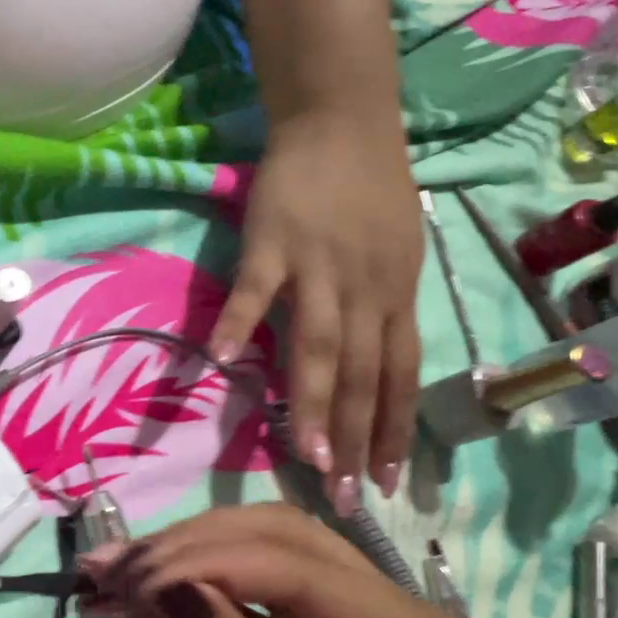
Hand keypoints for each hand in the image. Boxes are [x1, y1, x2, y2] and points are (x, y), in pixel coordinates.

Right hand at [79, 504, 496, 617]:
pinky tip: (131, 605)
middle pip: (279, 541)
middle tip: (113, 569)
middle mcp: (386, 612)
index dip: (211, 562)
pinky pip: (246, 602)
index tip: (133, 580)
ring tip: (103, 576)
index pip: (300, 567)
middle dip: (190, 547)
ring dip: (181, 562)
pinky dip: (189, 598)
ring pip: (257, 558)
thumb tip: (165, 587)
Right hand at [210, 111, 423, 510]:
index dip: (395, 433)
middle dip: (358, 440)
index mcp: (395, 295)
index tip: (390, 486)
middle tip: (348, 497)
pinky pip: (254, 289)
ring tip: (307, 456)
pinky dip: (237, 323)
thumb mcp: (396, 253)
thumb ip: (380, 308)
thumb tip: (368, 367)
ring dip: (315, 402)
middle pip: (363, 375)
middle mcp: (364, 290)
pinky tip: (218, 361)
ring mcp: (317, 266)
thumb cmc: (370, 188)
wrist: (345, 120)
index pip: (399, 377)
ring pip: (319, 344)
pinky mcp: (272, 242)